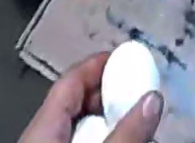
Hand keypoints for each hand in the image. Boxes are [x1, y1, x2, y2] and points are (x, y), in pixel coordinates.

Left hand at [16, 53, 163, 142]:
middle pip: (77, 101)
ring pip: (78, 126)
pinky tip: (121, 141)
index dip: (102, 63)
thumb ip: (125, 133)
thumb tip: (155, 97)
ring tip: (137, 125)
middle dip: (111, 95)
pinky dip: (100, 138)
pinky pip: (76, 141)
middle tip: (139, 98)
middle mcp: (38, 136)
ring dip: (109, 121)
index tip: (132, 61)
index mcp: (40, 128)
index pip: (71, 78)